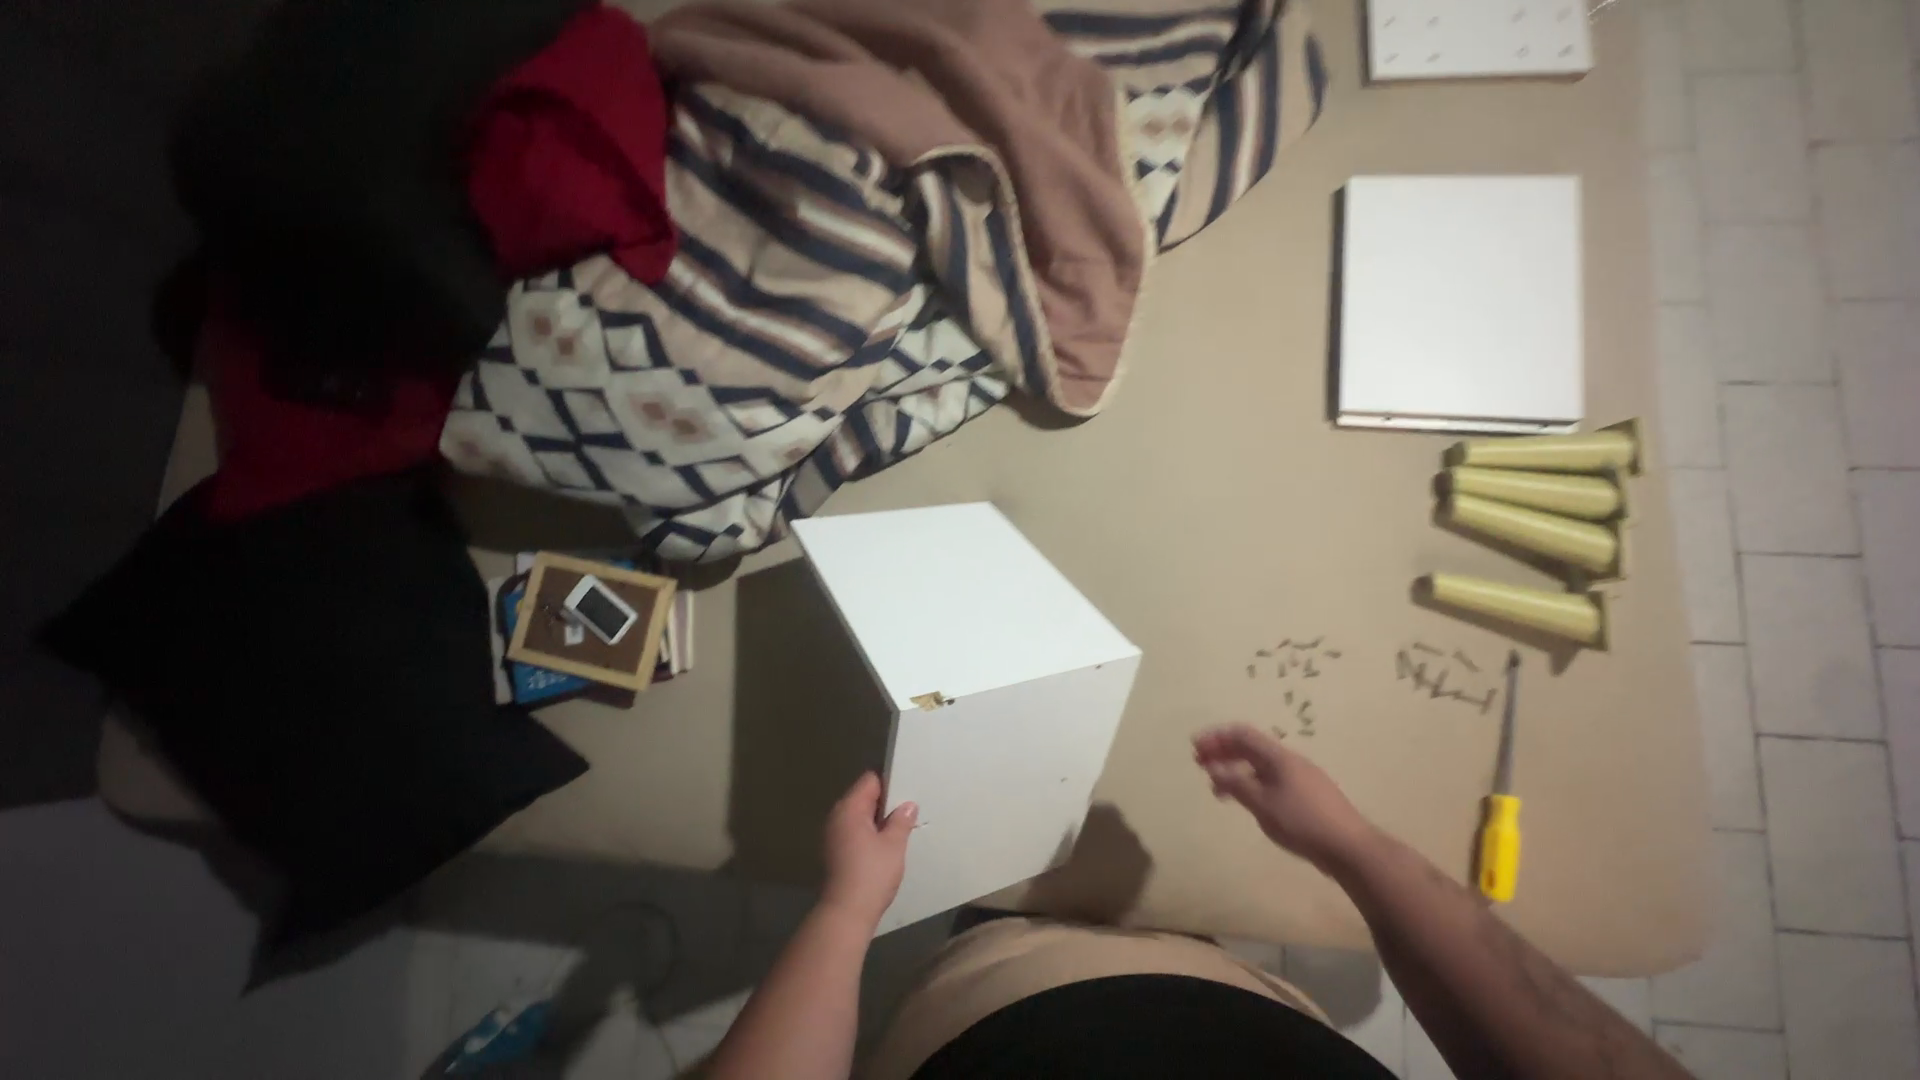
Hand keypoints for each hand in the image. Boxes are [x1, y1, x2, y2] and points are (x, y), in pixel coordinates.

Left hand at [819, 772, 916, 927]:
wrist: (846, 912)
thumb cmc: (871, 874)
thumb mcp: (893, 845)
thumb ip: (901, 821)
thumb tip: (908, 805)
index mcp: (850, 808)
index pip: (870, 780)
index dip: (889, 782)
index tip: (906, 792)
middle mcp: (837, 816)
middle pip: (862, 796)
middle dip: (884, 802)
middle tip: (906, 812)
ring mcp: (832, 834)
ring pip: (858, 816)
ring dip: (876, 820)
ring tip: (898, 830)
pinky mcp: (833, 851)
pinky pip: (853, 831)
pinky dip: (867, 833)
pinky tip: (882, 847)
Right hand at [1193, 724, 1376, 870]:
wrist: (1350, 848)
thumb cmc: (1302, 822)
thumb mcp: (1262, 803)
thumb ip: (1236, 784)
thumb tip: (1213, 767)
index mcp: (1278, 757)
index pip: (1242, 734)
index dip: (1216, 737)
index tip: (1195, 748)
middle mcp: (1289, 761)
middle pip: (1250, 747)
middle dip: (1223, 752)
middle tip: (1200, 764)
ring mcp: (1300, 779)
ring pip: (1260, 766)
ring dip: (1235, 770)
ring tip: (1217, 788)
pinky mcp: (1307, 797)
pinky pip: (1270, 780)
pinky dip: (1251, 784)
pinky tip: (1246, 801)